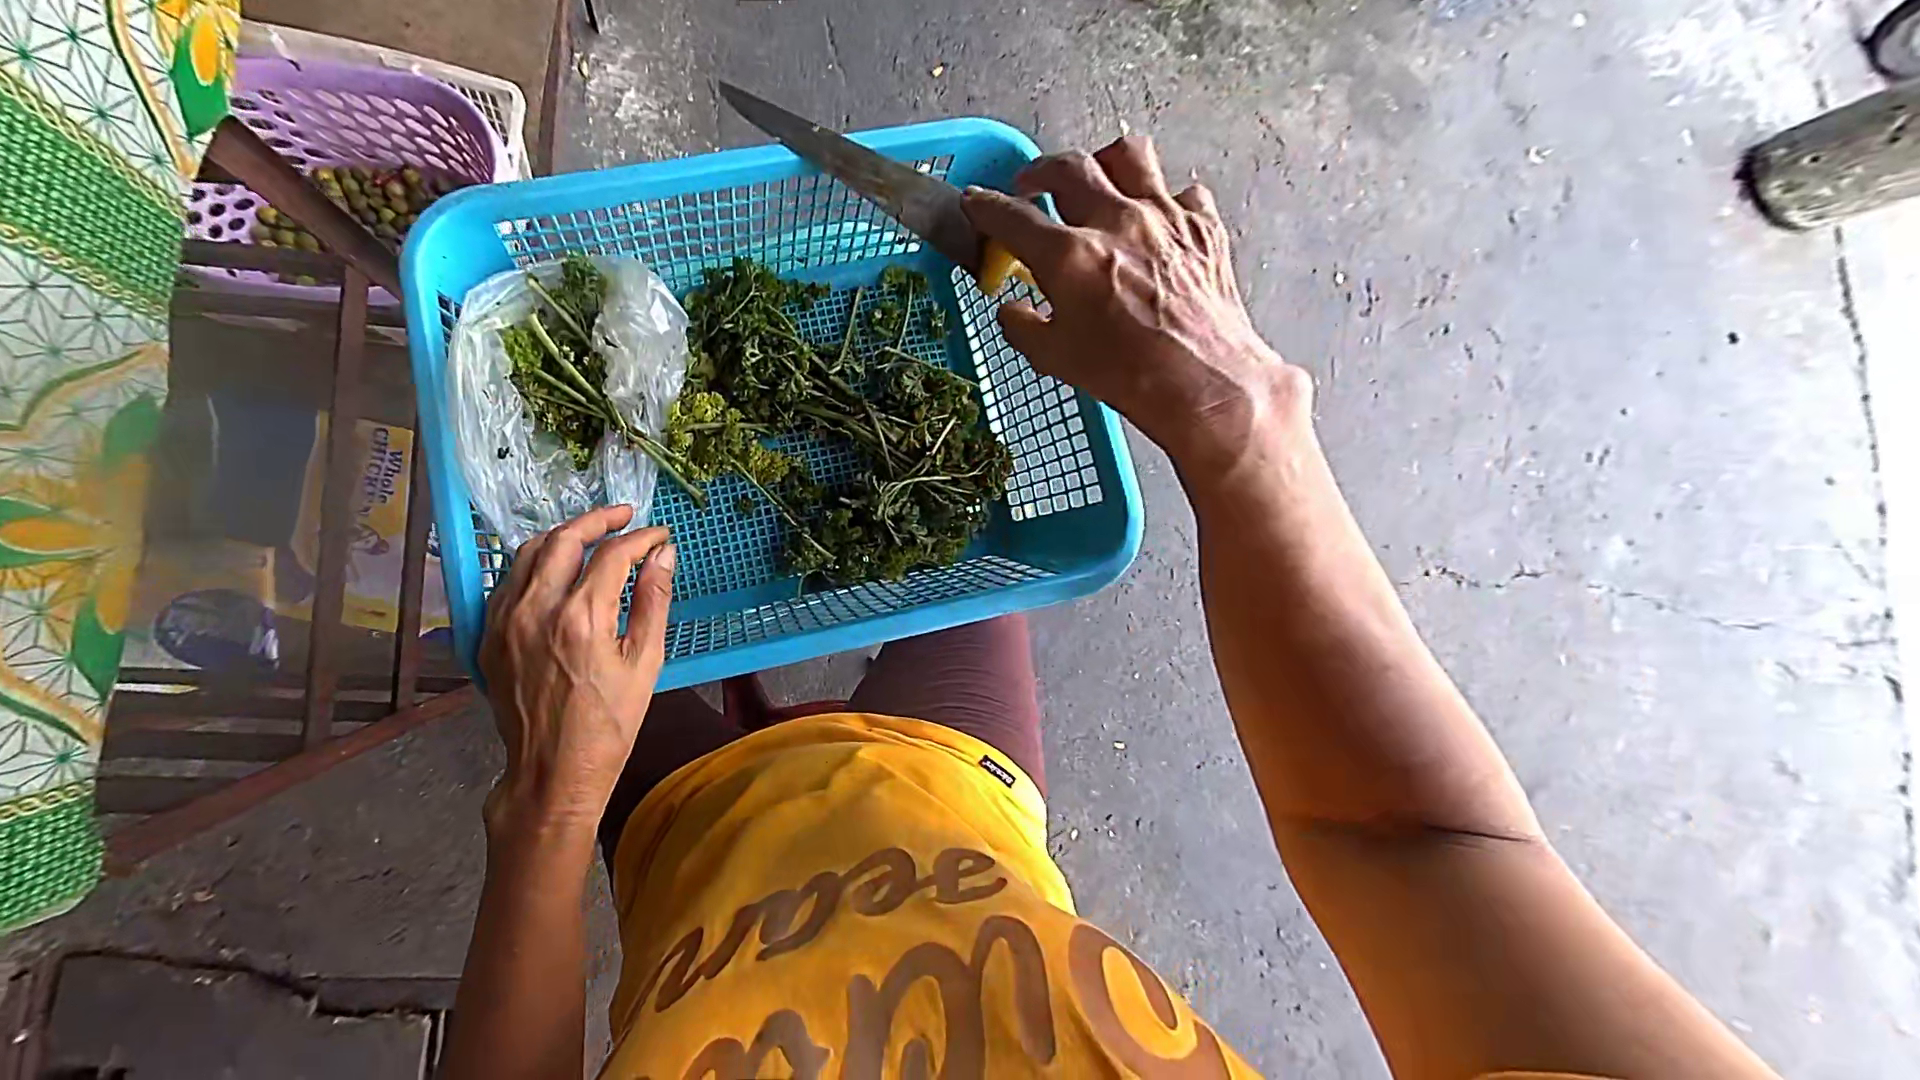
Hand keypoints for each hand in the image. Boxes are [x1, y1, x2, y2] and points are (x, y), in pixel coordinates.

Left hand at [477, 505, 674, 833]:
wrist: (552, 770)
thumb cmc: (612, 720)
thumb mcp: (646, 661)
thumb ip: (654, 601)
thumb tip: (664, 555)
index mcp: (580, 617)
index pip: (612, 555)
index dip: (641, 538)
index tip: (661, 536)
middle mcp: (535, 610)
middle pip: (562, 540)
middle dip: (598, 520)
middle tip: (626, 516)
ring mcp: (503, 622)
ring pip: (526, 554)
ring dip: (563, 536)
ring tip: (592, 534)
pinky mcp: (488, 637)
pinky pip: (508, 582)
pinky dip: (535, 563)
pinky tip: (557, 569)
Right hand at [963, 136, 1311, 485]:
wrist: (1202, 385)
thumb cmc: (1130, 376)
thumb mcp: (1057, 359)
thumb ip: (1023, 328)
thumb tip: (1013, 314)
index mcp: (1071, 257)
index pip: (1013, 218)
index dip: (986, 208)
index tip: (976, 203)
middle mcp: (1116, 222)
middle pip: (1068, 167)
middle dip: (1039, 171)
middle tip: (1030, 186)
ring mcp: (1164, 218)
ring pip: (1128, 155)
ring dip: (1103, 163)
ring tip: (1097, 180)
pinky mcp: (1202, 227)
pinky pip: (1182, 191)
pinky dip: (1164, 199)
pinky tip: (1157, 221)